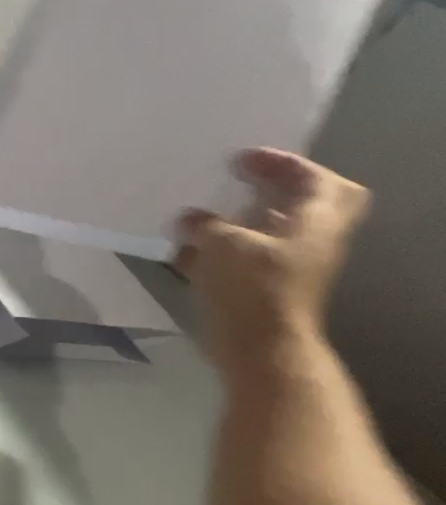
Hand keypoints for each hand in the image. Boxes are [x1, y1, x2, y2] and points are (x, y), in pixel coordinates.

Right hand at [175, 149, 369, 377]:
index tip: (241, 158)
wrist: (258, 345)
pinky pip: (245, 254)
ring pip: (271, 228)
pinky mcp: (264, 285)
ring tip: (205, 211)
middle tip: (240, 180)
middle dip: (276, 188)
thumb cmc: (251, 287)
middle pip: (304, 202)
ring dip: (242, 217)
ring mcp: (289, 263)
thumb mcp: (223, 245)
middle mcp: (311, 238)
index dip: (281, 163)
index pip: (312, 179)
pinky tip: (188, 247)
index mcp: (316, 220)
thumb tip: (189, 218)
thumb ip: (205, 225)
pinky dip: (222, 246)